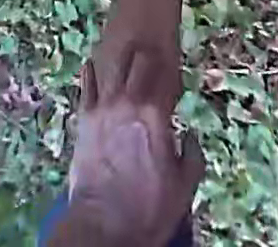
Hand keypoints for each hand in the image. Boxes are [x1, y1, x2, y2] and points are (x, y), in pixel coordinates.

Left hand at [54, 45, 203, 246]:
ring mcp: (104, 108)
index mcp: (156, 114)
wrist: (104, 228)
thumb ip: (192, 155)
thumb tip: (190, 135)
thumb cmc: (148, 209)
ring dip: (122, 57)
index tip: (174, 72)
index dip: (171, 71)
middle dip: (147, 55)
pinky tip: (90, 64)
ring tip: (126, 49)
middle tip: (151, 52)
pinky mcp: (84, 119)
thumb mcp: (184, 187)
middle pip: (138, 63)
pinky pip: (87, 88)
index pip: (165, 77)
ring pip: (114, 68)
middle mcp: (129, 102)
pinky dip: (89, 74)